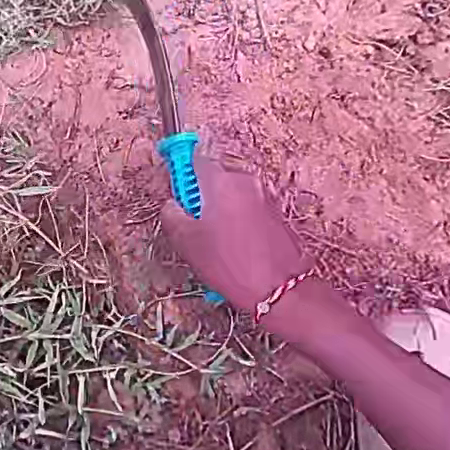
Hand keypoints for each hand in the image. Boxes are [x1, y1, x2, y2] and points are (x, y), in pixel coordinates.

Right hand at [159, 143, 308, 308]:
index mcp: (220, 181)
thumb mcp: (185, 240)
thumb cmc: (230, 264)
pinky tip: (233, 247)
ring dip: (220, 209)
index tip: (177, 191)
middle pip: (214, 177)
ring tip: (214, 241)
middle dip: (201, 195)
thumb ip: (171, 213)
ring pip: (231, 194)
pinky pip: (247, 208)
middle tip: (192, 224)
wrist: (278, 289)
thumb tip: (172, 205)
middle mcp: (245, 181)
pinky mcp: (277, 212)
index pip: (194, 160)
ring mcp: (264, 196)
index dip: (181, 175)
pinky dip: (237, 220)